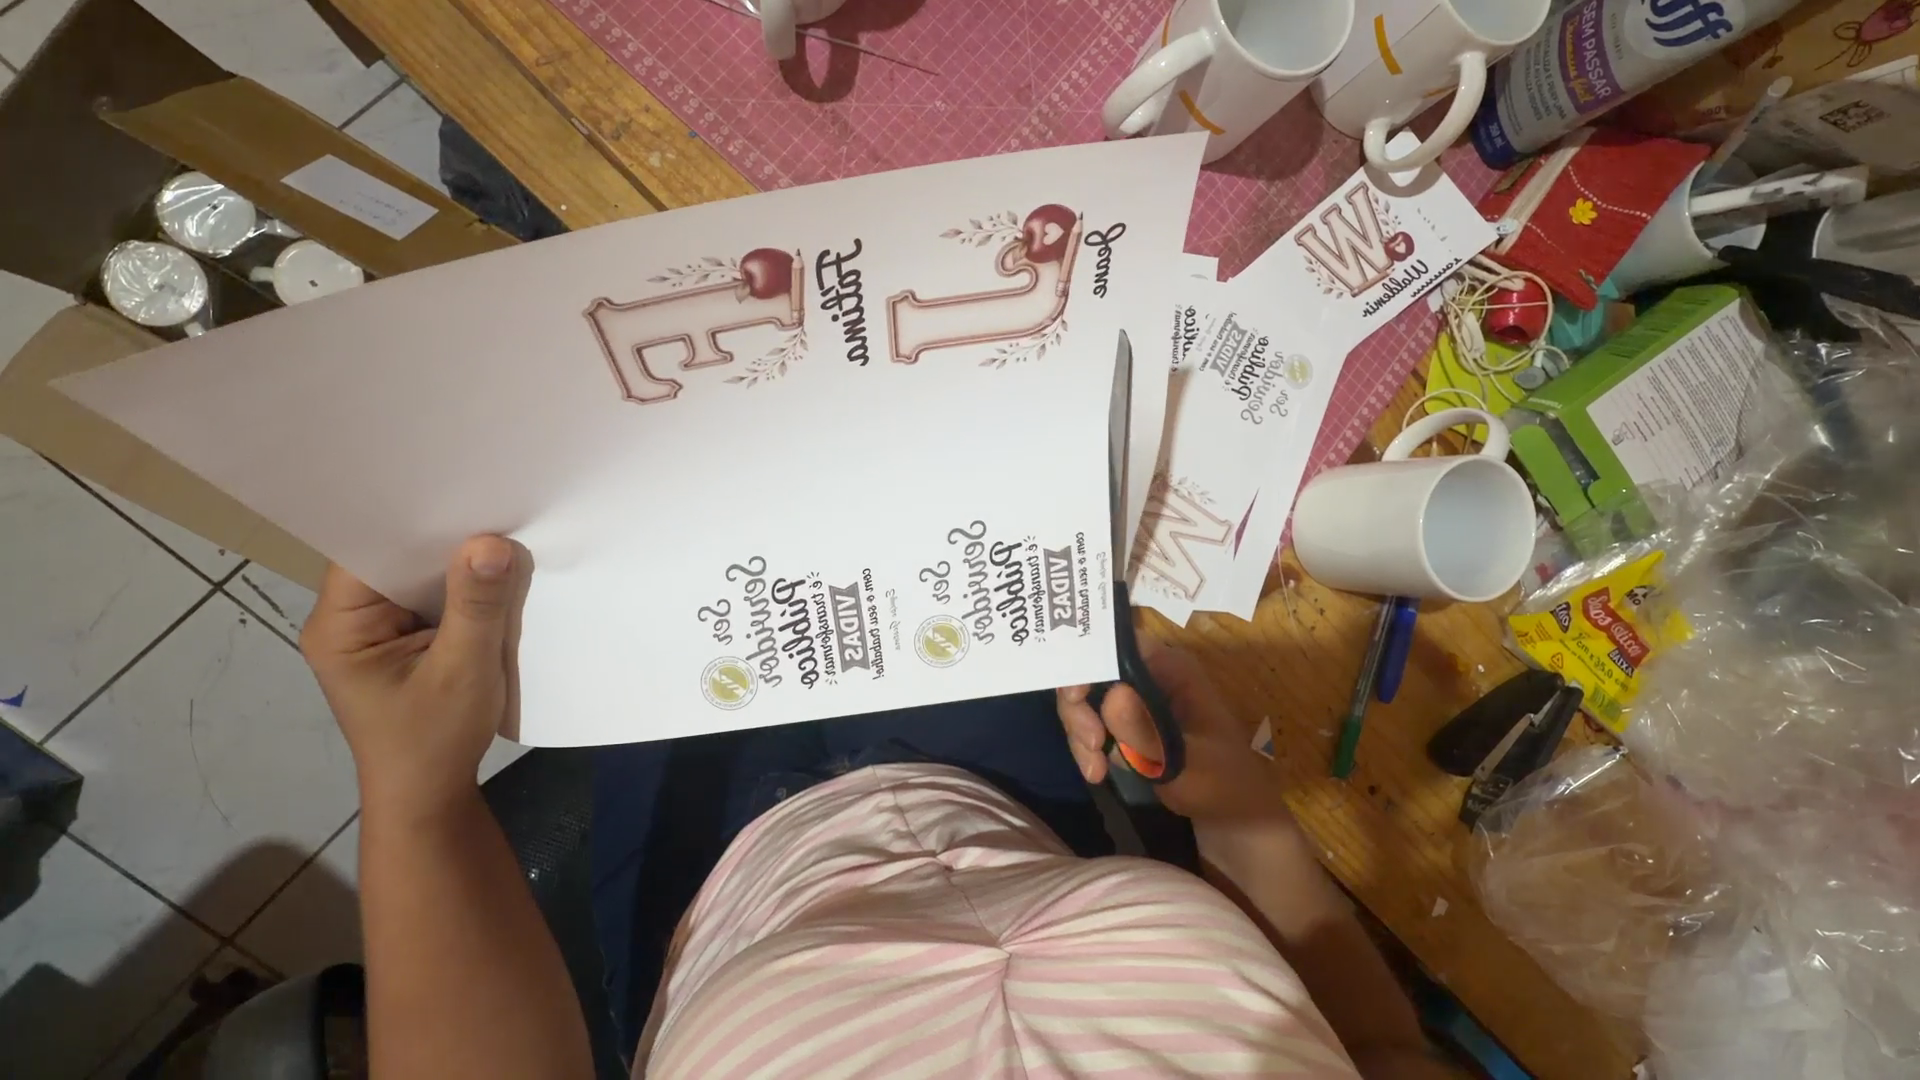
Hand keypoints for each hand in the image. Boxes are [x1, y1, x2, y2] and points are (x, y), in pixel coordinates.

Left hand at [300, 535, 530, 821]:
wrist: (430, 797)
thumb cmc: (435, 738)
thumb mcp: (463, 670)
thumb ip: (477, 606)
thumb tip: (491, 542)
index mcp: (340, 626)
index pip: (370, 552)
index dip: (417, 525)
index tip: (466, 498)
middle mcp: (349, 620)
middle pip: (395, 560)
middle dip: (445, 542)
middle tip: (497, 507)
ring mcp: (377, 631)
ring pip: (419, 578)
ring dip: (459, 565)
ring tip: (504, 532)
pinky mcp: (405, 641)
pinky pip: (435, 599)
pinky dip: (466, 589)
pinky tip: (498, 574)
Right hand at [1056, 640, 1289, 826]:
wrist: (1232, 822)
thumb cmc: (1220, 786)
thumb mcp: (1184, 763)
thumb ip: (1146, 732)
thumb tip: (1112, 695)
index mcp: (1171, 667)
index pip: (1116, 643)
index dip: (1087, 662)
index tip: (1075, 699)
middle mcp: (1150, 674)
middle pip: (1092, 670)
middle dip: (1079, 708)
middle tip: (1090, 746)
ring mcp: (1135, 698)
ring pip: (1085, 698)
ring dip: (1079, 733)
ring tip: (1094, 770)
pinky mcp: (1125, 722)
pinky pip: (1090, 721)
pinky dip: (1086, 746)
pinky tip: (1096, 772)